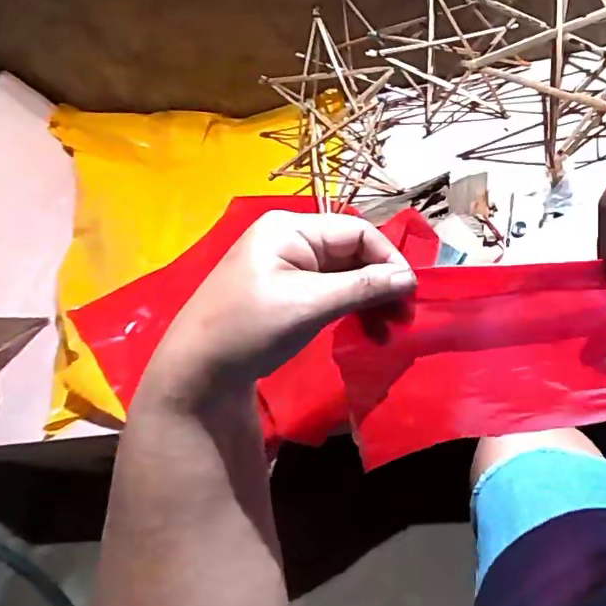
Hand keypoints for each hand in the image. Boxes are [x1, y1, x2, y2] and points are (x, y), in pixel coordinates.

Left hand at [139, 211, 416, 408]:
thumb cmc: (250, 329)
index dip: (389, 259)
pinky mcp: (291, 289)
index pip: (358, 232)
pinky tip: (371, 331)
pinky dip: (356, 308)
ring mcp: (291, 264)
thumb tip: (410, 279)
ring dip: (373, 300)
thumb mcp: (312, 305)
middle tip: (404, 316)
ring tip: (390, 330)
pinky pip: (336, 290)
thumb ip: (365, 287)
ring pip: (350, 274)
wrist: (195, 376)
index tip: (409, 292)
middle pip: (356, 253)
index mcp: (290, 229)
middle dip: (383, 284)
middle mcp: (292, 239)